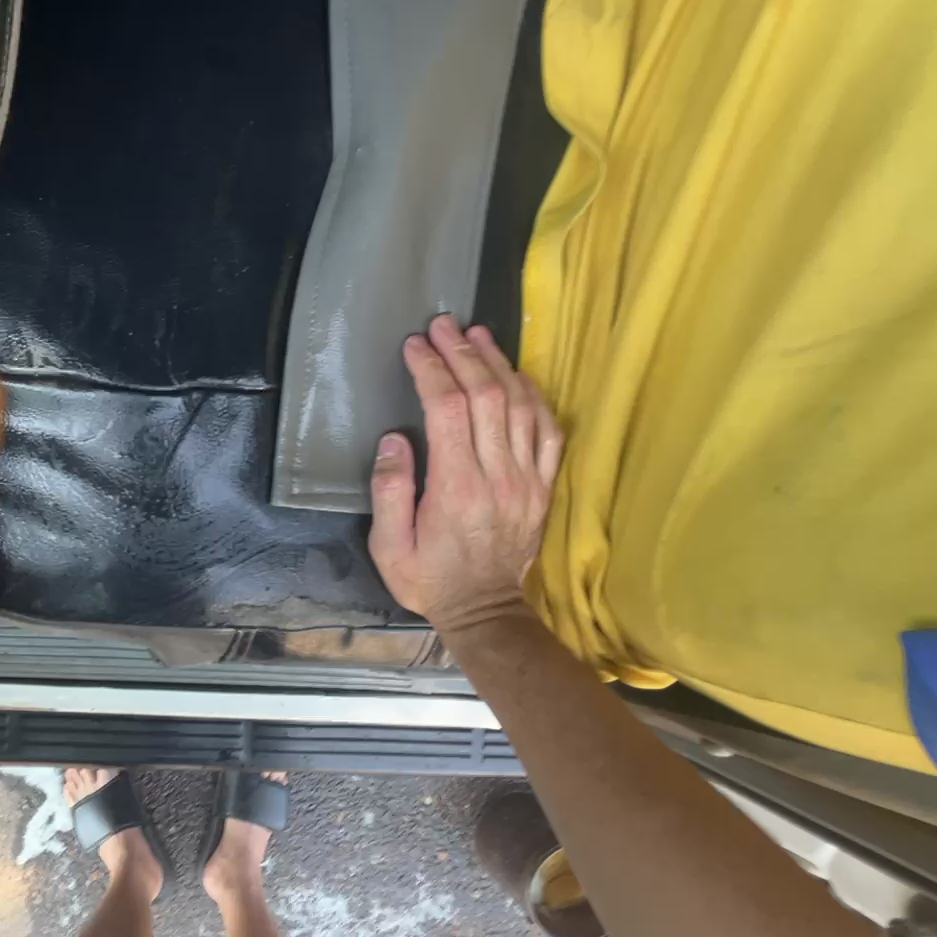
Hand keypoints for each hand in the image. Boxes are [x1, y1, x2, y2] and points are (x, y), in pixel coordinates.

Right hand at [368, 314, 563, 632]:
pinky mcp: (543, 486)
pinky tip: (517, 375)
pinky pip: (548, 429)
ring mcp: (527, 479)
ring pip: (518, 404)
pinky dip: (534, 395)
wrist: (486, 612)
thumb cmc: (429, 580)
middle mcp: (497, 475)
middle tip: (442, 324)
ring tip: (477, 334)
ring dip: (497, 363)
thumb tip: (394, 439)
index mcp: (456, 488)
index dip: (431, 370)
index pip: (447, 409)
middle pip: (485, 396)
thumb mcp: (389, 548)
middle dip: (462, 353)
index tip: (414, 346)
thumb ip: (391, 492)